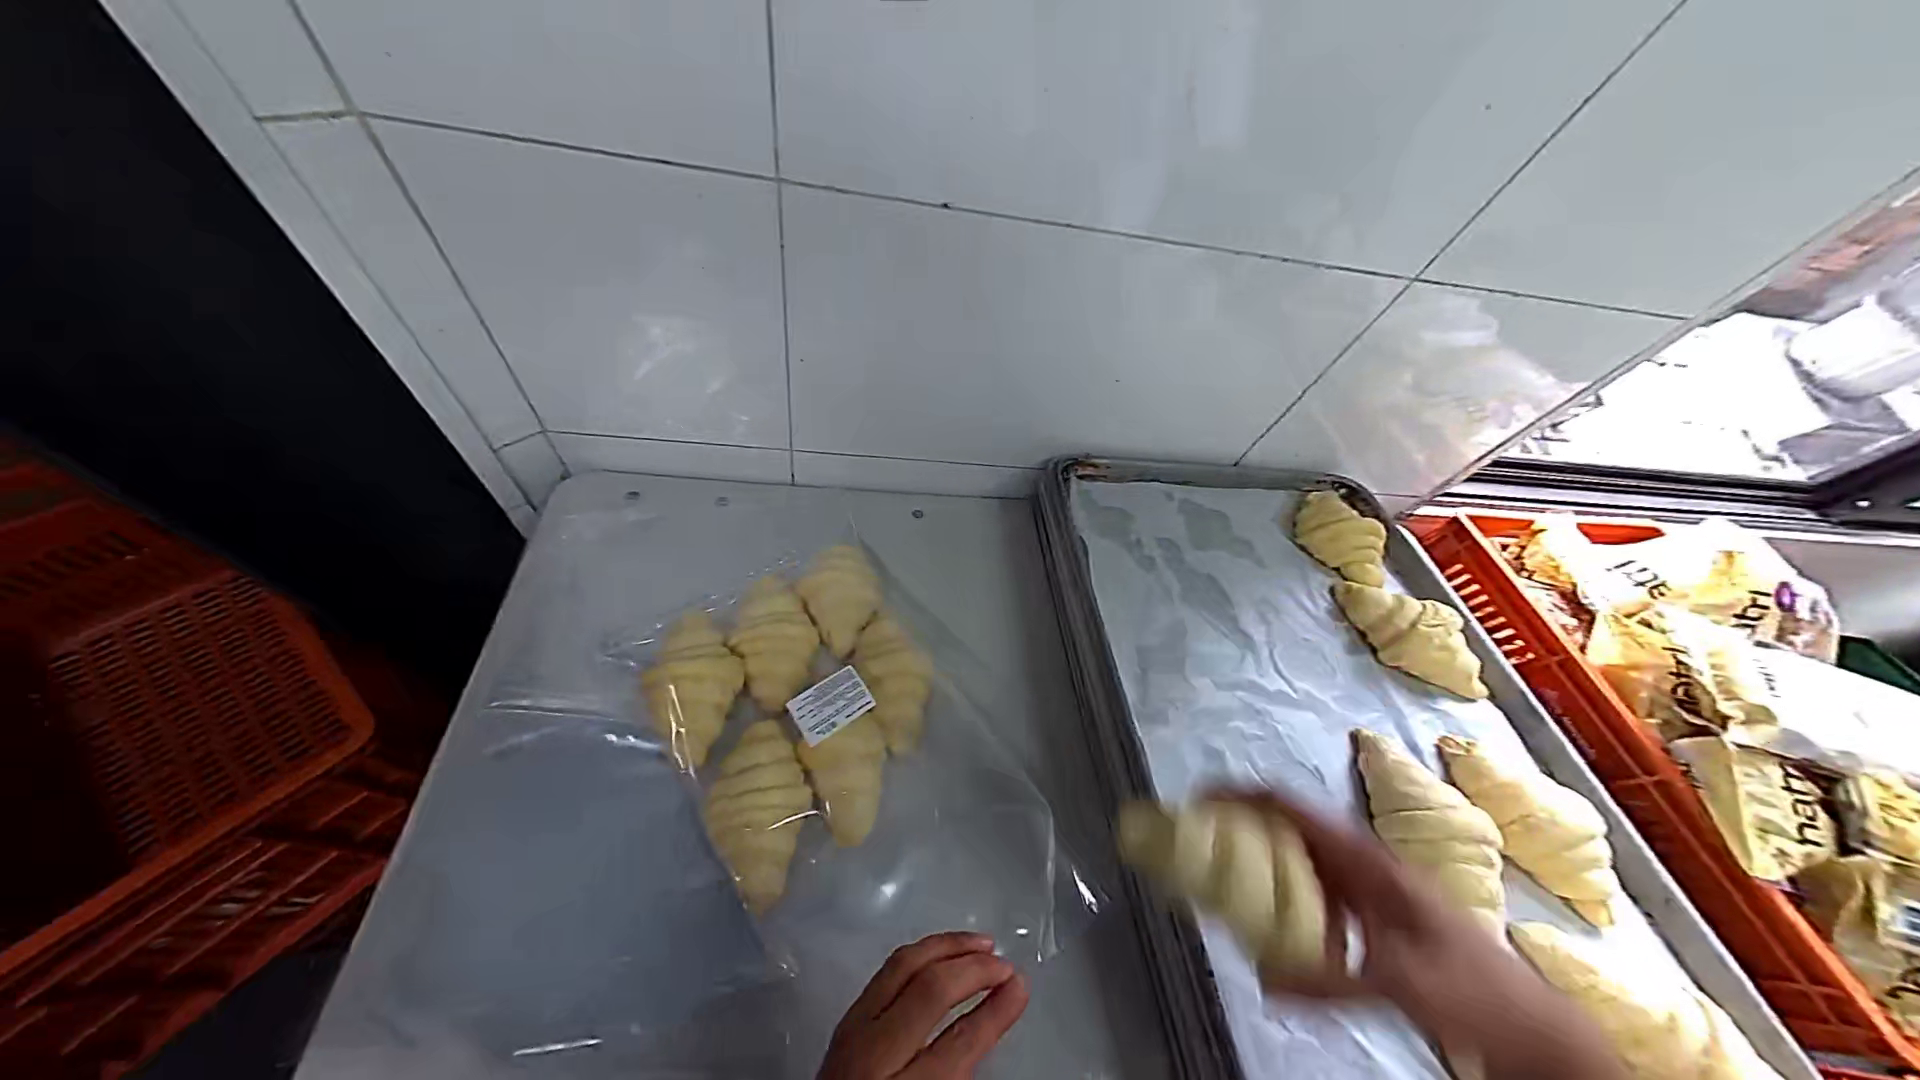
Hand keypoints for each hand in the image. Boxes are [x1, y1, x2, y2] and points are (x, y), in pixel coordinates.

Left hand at [818, 932, 1029, 1079]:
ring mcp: (853, 1032)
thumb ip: (958, 1072)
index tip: (1021, 986)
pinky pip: (886, 970)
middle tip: (1006, 965)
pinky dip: (920, 953)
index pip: (958, 1043)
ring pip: (903, 966)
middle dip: (974, 969)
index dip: (996, 1011)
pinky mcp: (844, 1020)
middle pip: (929, 991)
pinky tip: (941, 953)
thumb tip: (993, 1017)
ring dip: (947, 947)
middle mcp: (874, 1056)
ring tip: (982, 944)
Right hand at [1209, 788, 1625, 1079]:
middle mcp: (1359, 864)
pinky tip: (1268, 930)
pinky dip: (1277, 901)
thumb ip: (1332, 980)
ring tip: (1218, 881)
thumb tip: (1264, 979)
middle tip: (1195, 844)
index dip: (1241, 796)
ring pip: (1293, 861)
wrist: (1536, 1030)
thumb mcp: (1404, 984)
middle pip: (1283, 829)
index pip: (1290, 807)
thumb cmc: (1479, 991)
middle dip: (1236, 830)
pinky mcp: (1365, 916)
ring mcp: (1363, 888)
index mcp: (1366, 859)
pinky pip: (1306, 896)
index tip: (1198, 800)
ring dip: (1254, 865)